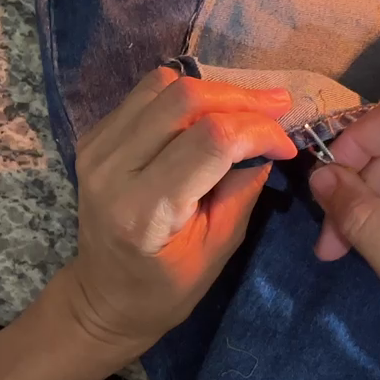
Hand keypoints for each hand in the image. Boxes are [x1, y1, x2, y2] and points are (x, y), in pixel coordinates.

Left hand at [58, 67, 295, 355]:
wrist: (104, 294)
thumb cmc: (165, 286)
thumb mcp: (219, 247)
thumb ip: (243, 187)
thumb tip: (269, 136)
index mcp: (144, 211)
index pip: (211, 141)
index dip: (258, 130)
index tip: (286, 143)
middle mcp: (112, 169)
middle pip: (185, 99)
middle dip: (240, 98)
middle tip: (277, 107)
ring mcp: (97, 147)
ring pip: (163, 85)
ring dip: (212, 91)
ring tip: (244, 110)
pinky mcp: (93, 135)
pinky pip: (145, 93)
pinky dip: (183, 97)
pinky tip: (204, 118)